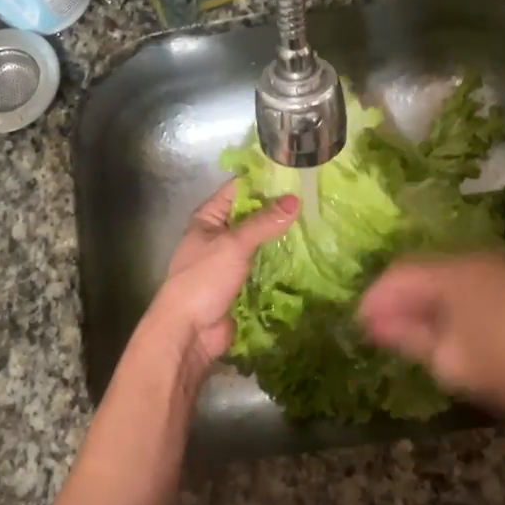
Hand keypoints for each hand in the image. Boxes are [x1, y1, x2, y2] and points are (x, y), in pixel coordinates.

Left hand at [143, 180, 298, 378]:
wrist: (189, 331)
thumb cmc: (204, 279)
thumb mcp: (234, 244)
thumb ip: (263, 223)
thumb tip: (294, 200)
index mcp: (208, 217)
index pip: (238, 189)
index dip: (264, 181)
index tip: (295, 174)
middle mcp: (218, 234)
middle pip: (251, 215)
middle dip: (277, 209)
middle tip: (313, 200)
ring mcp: (228, 260)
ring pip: (258, 241)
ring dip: (280, 236)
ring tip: (315, 224)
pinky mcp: (239, 283)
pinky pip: (262, 265)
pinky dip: (278, 260)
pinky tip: (304, 255)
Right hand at [358, 253, 504, 418]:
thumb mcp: (448, 361)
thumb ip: (407, 337)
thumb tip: (372, 324)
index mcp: (453, 273)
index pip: (398, 275)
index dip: (374, 299)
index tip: (358, 324)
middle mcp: (474, 259)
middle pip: (421, 270)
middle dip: (397, 297)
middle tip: (379, 329)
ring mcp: (499, 268)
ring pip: (444, 275)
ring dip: (422, 298)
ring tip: (409, 331)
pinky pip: (468, 282)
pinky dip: (448, 300)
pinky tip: (446, 327)